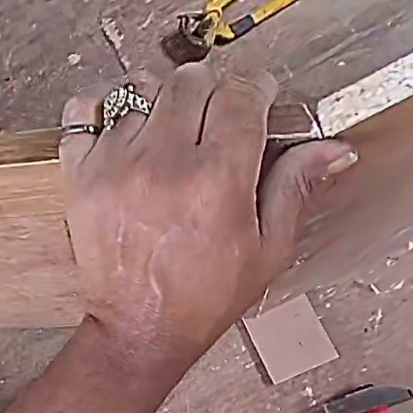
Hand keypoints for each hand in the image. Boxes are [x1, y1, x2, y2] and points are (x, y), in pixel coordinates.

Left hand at [59, 65, 356, 366]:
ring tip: (166, 137)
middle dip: (208, 94)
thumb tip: (332, 149)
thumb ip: (295, 191)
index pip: (240, 91)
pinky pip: (83, 112)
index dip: (252, 91)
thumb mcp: (266, 253)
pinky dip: (101, 113)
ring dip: (158, 104)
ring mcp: (115, 167)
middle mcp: (164, 164)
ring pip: (139, 90)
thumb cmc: (202, 300)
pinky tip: (121, 136)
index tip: (252, 103)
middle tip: (210, 124)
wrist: (139, 330)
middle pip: (189, 81)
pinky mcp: (80, 178)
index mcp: (218, 179)